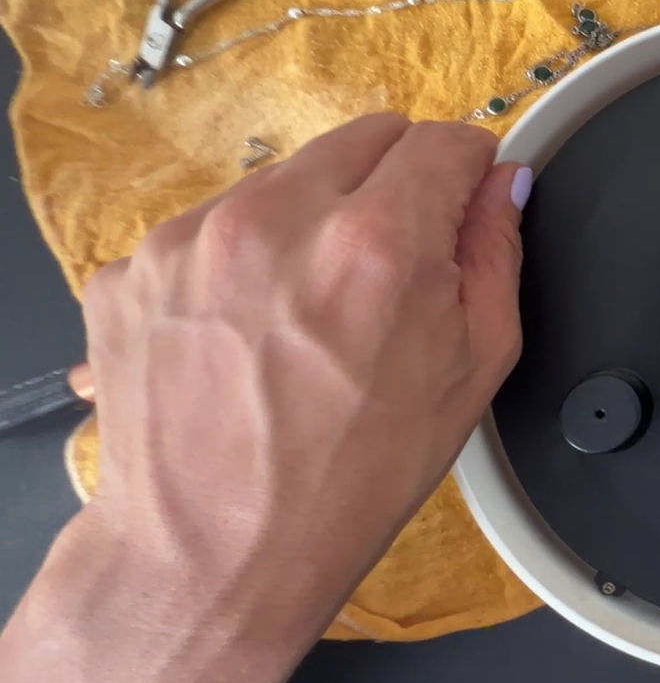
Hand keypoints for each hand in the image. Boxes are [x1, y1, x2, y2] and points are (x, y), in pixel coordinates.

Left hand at [2, 114, 528, 682]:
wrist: (218, 548)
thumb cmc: (374, 459)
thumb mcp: (481, 356)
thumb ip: (498, 249)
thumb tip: (506, 183)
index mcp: (379, 242)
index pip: (446, 140)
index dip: (477, 167)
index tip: (475, 202)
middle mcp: (277, 217)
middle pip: (371, 134)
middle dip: (409, 173)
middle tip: (414, 247)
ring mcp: (189, 237)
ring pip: (296, 171)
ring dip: (334, 207)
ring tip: (332, 292)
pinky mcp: (131, 265)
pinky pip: (226, 217)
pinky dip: (265, 243)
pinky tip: (268, 314)